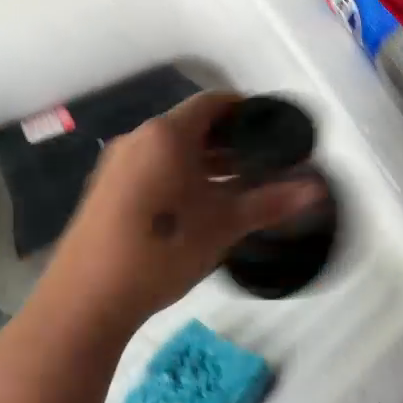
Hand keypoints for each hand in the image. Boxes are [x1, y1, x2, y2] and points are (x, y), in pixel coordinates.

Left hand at [48, 92, 322, 321]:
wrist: (85, 300)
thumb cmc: (162, 249)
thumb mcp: (224, 225)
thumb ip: (271, 202)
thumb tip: (317, 190)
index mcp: (167, 135)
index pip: (214, 102)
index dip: (247, 109)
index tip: (274, 127)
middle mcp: (139, 140)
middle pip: (193, 126)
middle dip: (231, 141)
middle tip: (266, 160)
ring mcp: (117, 166)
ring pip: (172, 150)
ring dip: (207, 162)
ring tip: (241, 185)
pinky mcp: (106, 192)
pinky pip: (153, 169)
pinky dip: (182, 176)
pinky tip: (202, 207)